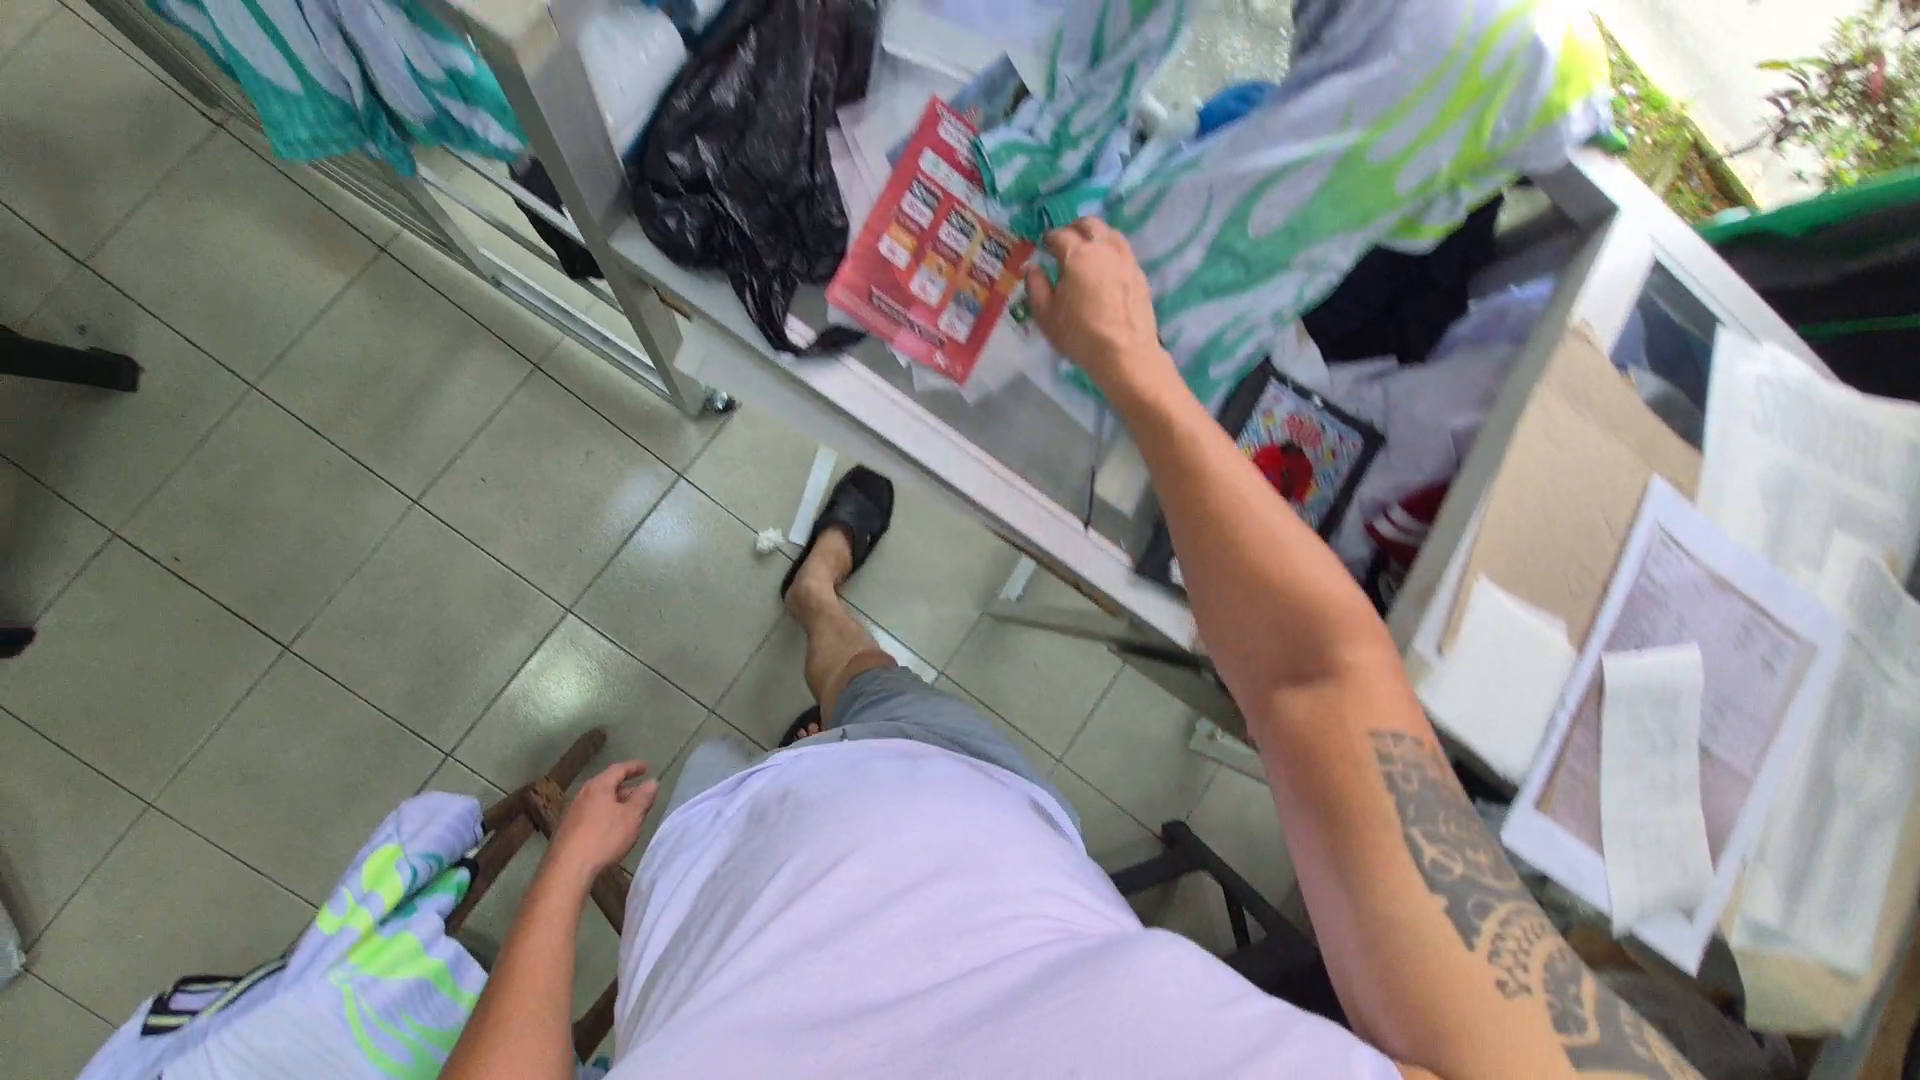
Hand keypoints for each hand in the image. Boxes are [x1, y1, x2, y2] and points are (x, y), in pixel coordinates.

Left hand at [546, 762, 657, 883]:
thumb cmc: (604, 838)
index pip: (618, 769)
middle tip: (639, 792)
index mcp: (599, 787)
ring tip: (627, 811)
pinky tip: (609, 828)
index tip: (646, 767)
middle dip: (624, 786)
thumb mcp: (632, 817)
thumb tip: (652, 782)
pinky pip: (590, 814)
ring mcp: (572, 813)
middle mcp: (583, 795)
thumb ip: (643, 798)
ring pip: (597, 800)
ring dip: (613, 802)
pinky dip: (603, 814)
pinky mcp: (567, 830)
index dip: (634, 767)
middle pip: (606, 784)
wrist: (568, 869)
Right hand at [1025, 218, 1179, 404]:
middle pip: (1090, 224)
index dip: (1049, 239)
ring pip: (1110, 233)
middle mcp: (1104, 248)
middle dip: (1074, 228)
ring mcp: (1125, 259)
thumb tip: (1033, 268)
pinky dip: (1111, 250)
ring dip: (1096, 236)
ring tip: (1088, 251)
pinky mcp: (1139, 273)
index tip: (1045, 247)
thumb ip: (1036, 287)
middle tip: (1066, 243)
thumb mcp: (1047, 316)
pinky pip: (1123, 250)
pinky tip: (1106, 267)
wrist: (1125, 354)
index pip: (1060, 235)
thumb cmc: (1080, 335)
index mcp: (1077, 255)